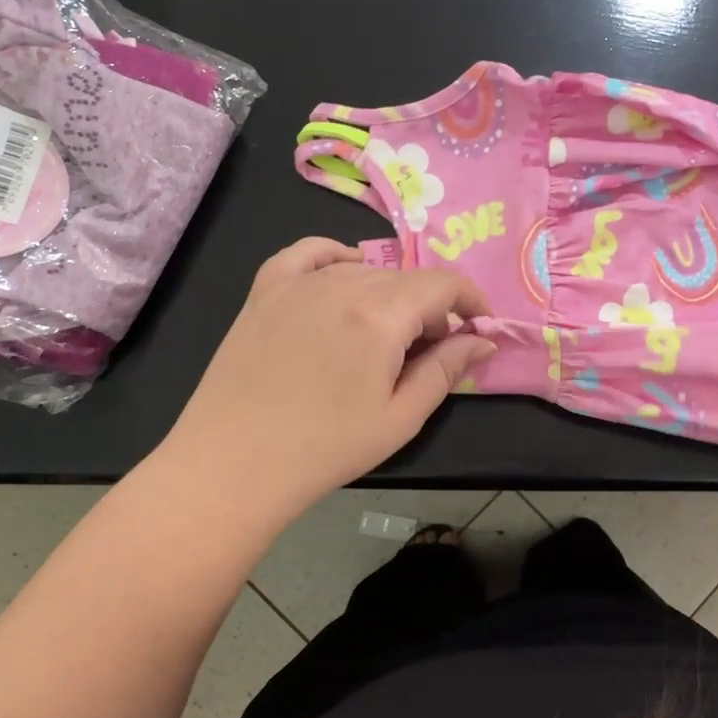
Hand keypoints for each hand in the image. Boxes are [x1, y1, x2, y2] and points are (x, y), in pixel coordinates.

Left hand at [155, 237, 495, 524]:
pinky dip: (337, 256)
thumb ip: (446, 370)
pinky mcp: (265, 292)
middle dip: (433, 308)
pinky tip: (346, 272)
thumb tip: (483, 340)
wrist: (233, 465)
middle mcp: (341, 285)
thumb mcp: (402, 417)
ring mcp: (298, 284)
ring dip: (391, 294)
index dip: (471, 302)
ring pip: (365, 269)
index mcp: (380, 316)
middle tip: (431, 351)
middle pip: (406, 278)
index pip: (443, 285)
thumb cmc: (327, 449)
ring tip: (388, 336)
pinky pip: (309, 253)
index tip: (481, 329)